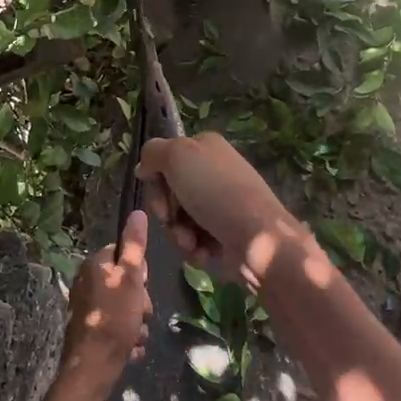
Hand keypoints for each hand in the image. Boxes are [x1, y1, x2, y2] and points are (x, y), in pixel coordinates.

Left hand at [60, 209, 152, 389]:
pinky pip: (114, 326)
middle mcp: (86, 282)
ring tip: (137, 336)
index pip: (123, 253)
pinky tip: (130, 348)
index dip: (139, 270)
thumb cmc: (115, 318)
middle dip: (139, 301)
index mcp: (94, 265)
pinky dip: (125, 336)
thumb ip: (135, 246)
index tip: (144, 286)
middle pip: (124, 282)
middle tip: (142, 315)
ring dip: (135, 322)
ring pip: (122, 307)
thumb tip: (137, 212)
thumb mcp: (131, 278)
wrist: (92, 367)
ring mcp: (85, 307)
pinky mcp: (88, 330)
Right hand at [136, 133, 307, 288]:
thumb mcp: (178, 156)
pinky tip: (203, 252)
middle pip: (169, 192)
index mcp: (204, 147)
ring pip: (178, 220)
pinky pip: (193, 240)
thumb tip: (144, 167)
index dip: (156, 181)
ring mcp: (218, 204)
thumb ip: (153, 153)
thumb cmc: (216, 191)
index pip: (164, 160)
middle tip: (172, 220)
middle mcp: (211, 172)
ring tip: (192, 243)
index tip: (160, 197)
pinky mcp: (223, 233)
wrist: (256, 238)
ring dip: (178, 234)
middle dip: (167, 212)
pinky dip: (194, 248)